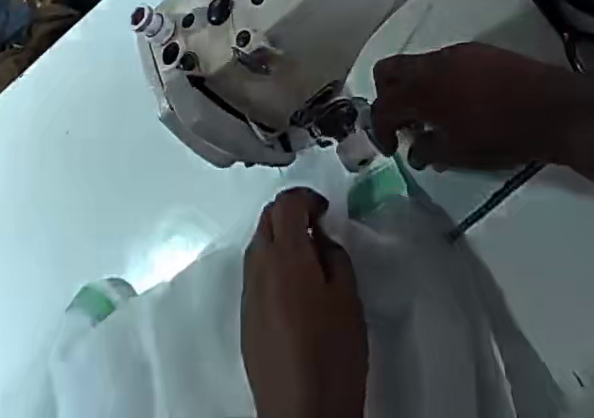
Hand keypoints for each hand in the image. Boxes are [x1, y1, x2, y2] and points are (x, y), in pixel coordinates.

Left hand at [242, 188, 367, 417]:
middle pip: (267, 219)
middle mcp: (258, 264)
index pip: (286, 204)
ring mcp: (248, 290)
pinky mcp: (245, 315)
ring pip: (258, 244)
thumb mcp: (348, 299)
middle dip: (290, 213)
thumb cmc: (332, 352)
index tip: (324, 209)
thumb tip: (321, 240)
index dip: (305, 197)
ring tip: (308, 258)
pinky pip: (255, 272)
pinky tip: (293, 287)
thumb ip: (335, 258)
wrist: (302, 412)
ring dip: (279, 238)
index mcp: (284, 254)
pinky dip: (271, 264)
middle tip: (317, 228)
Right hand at [370, 44, 593, 171]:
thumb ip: (430, 151)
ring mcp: (453, 53)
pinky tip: (460, 103)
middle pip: (387, 72)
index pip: (384, 106)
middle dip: (387, 97)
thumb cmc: (506, 137)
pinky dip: (438, 81)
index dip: (380, 129)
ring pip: (415, 65)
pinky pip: (442, 62)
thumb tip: (414, 151)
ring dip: (414, 89)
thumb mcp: (462, 154)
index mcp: (423, 92)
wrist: (557, 110)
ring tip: (434, 117)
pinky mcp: (475, 51)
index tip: (391, 149)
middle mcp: (431, 65)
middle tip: (403, 124)